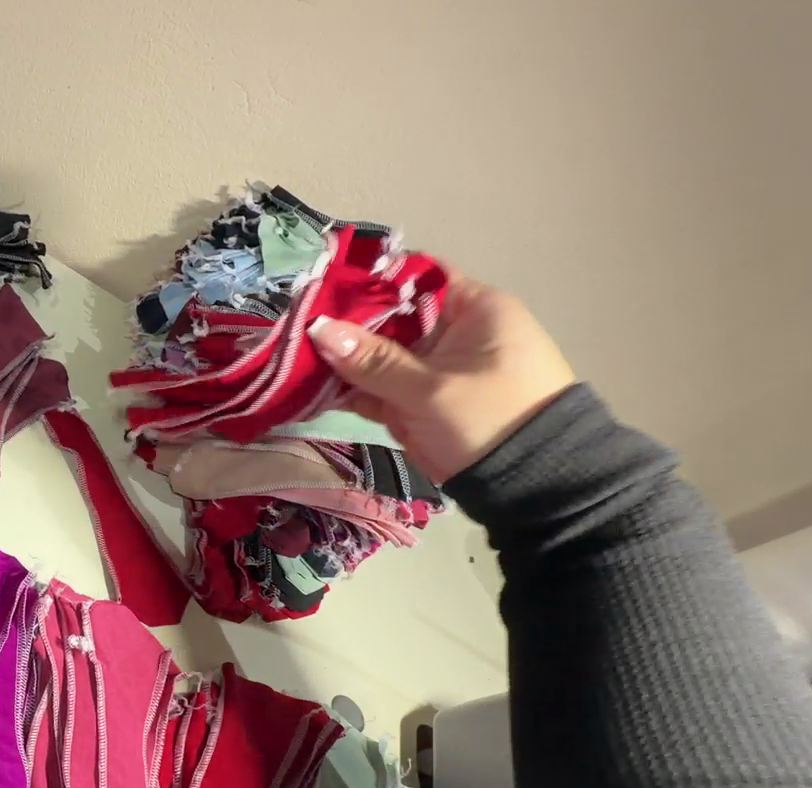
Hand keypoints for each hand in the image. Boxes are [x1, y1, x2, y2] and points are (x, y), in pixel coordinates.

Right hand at [307, 275, 574, 482]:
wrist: (524, 483)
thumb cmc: (490, 419)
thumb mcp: (431, 389)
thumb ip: (372, 360)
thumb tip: (317, 328)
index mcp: (471, 310)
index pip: (414, 279)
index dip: (368, 281)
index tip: (320, 289)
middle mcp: (446, 332)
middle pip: (384, 317)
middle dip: (340, 324)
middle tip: (291, 327)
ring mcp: (426, 368)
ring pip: (370, 354)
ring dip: (334, 360)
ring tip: (287, 358)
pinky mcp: (410, 399)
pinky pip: (368, 386)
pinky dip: (341, 388)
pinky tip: (303, 388)